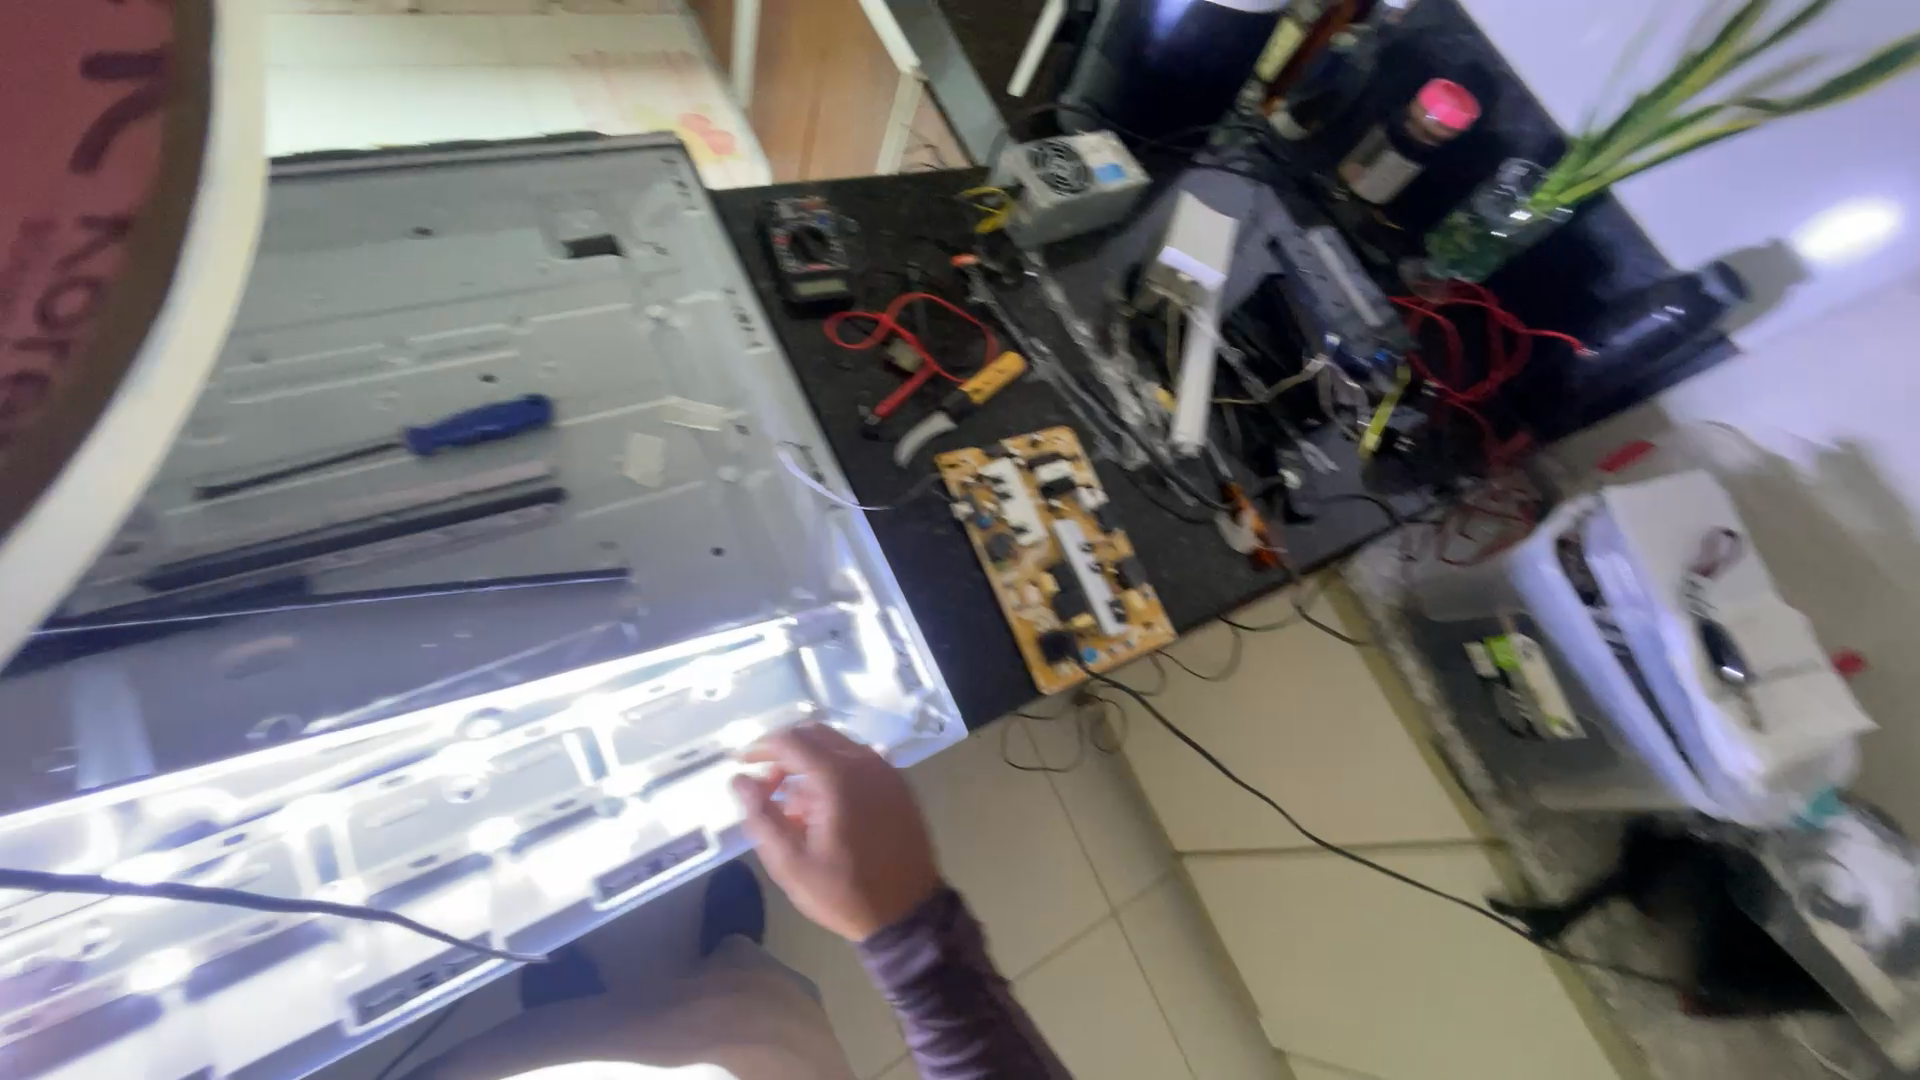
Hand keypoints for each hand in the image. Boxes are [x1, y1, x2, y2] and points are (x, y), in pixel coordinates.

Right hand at [731, 723, 940, 941]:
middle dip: (784, 753)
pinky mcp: (896, 782)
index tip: (741, 762)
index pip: (791, 741)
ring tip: (790, 805)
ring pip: (837, 745)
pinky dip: (832, 770)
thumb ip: (761, 816)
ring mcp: (885, 769)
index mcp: (839, 776)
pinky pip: (857, 760)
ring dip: (808, 762)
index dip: (761, 746)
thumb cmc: (845, 891)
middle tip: (765, 785)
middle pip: (814, 735)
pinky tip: (820, 807)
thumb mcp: (791, 863)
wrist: (907, 910)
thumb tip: (740, 780)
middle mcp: (865, 761)